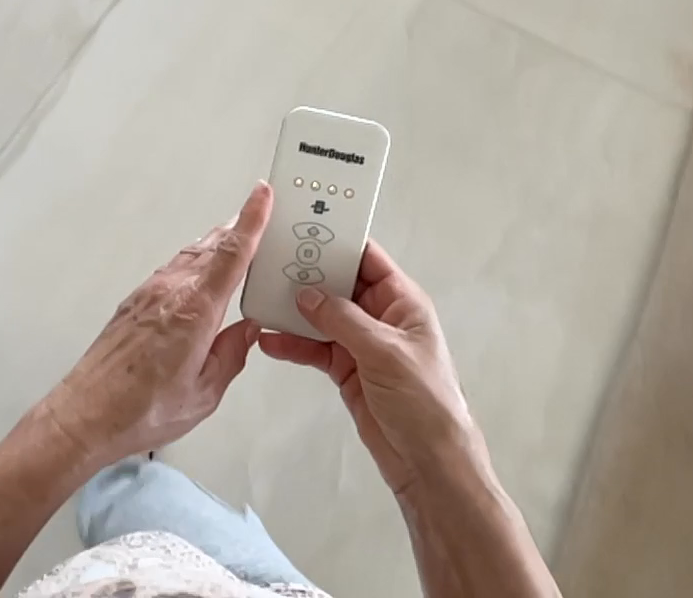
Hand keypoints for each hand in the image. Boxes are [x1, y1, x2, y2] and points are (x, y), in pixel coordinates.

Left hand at [36, 182, 270, 468]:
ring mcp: (150, 293)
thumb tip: (247, 330)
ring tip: (236, 241)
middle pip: (212, 247)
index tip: (262, 194)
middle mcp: (172, 292)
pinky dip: (194, 263)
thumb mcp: (205, 392)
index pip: (232, 254)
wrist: (87, 412)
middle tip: (260, 215)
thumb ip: (231, 355)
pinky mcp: (135, 301)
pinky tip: (200, 275)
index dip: (251, 220)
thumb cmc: (143, 409)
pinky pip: (173, 270)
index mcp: (196, 310)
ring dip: (215, 245)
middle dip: (238, 228)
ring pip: (191, 256)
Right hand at [258, 240, 483, 496]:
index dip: (338, 242)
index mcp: (401, 301)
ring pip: (320, 314)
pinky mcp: (345, 368)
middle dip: (308, 274)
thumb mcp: (385, 351)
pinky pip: (313, 346)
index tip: (305, 228)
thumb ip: (343, 319)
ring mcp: (360, 343)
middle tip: (272, 261)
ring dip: (294, 310)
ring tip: (262, 299)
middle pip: (338, 284)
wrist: (429, 465)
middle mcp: (379, 316)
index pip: (366, 258)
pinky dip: (292, 343)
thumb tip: (306, 294)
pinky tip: (269, 341)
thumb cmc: (424, 402)